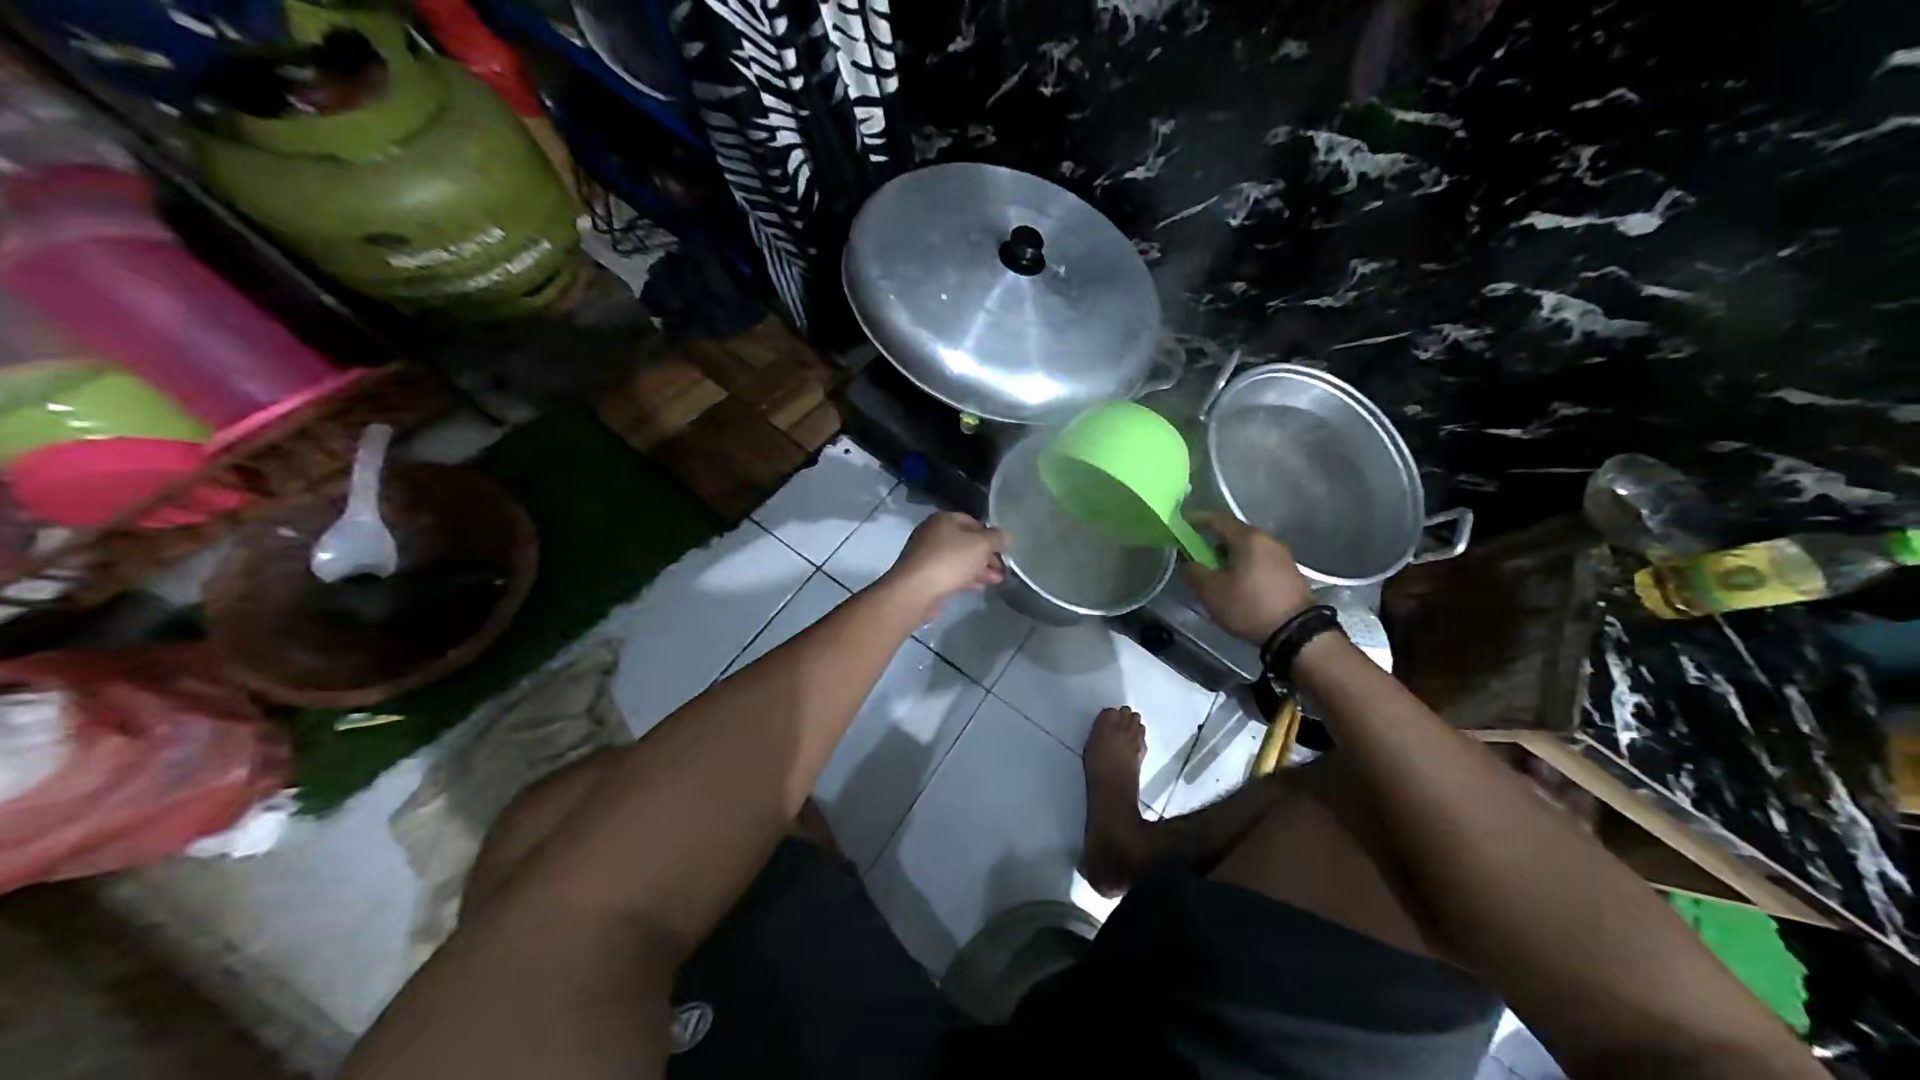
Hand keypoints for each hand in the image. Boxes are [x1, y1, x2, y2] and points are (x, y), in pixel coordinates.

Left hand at [881, 512, 1008, 616]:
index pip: (974, 522)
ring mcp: (925, 555)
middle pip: (966, 542)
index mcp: (943, 520)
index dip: (991, 536)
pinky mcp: (923, 575)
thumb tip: (1006, 535)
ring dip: (978, 569)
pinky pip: (948, 573)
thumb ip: (996, 538)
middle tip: (1002, 570)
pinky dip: (964, 578)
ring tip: (996, 581)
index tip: (1003, 551)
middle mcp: (932, 533)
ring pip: (958, 559)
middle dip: (986, 556)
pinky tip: (977, 587)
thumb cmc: (949, 561)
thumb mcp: (980, 546)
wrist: (915, 591)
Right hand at [1185, 511, 1312, 643]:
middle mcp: (1268, 540)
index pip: (1217, 520)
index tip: (1183, 523)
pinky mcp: (1290, 571)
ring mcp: (1282, 555)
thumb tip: (1190, 563)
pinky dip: (1245, 563)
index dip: (1197, 519)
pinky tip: (1239, 580)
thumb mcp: (1211, 592)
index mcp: (1248, 538)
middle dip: (1214, 539)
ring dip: (1230, 553)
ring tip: (1218, 569)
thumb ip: (1195, 572)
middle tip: (1198, 551)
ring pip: (1249, 547)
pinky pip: (1261, 559)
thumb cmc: (1249, 606)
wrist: (1296, 633)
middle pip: (1235, 532)